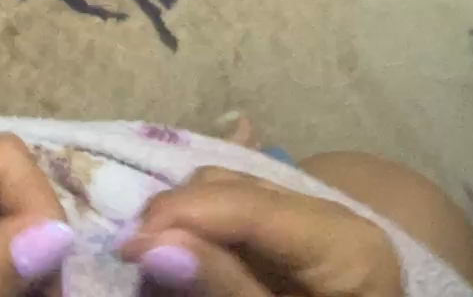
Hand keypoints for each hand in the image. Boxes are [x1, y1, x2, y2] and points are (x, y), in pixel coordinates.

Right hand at [119, 168, 403, 296]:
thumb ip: (225, 285)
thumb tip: (154, 244)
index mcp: (345, 238)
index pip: (248, 203)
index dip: (182, 213)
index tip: (127, 241)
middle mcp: (327, 211)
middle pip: (232, 187)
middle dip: (177, 215)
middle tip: (133, 257)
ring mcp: (309, 218)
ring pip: (226, 192)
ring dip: (184, 220)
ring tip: (153, 256)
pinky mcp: (292, 234)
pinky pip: (235, 214)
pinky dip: (203, 230)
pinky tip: (180, 247)